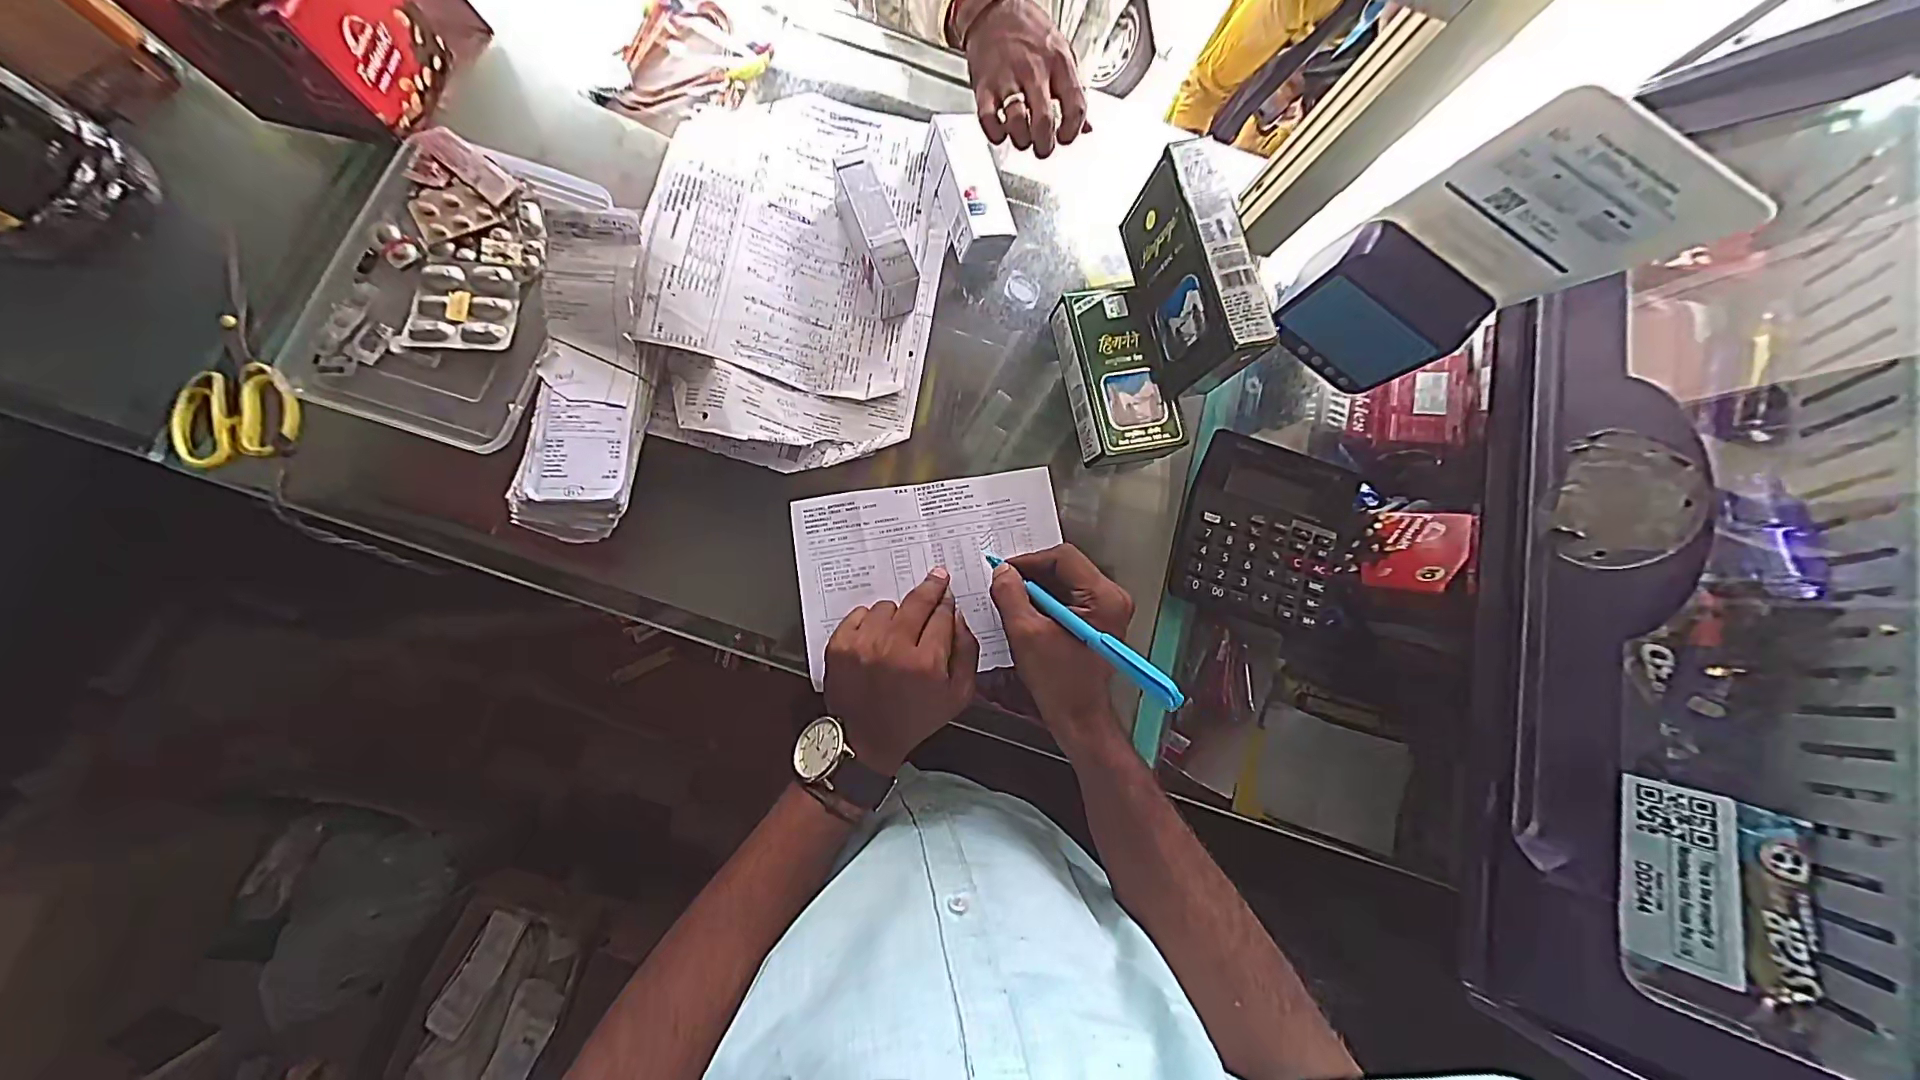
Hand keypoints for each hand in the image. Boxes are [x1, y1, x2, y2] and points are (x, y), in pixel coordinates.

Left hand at [824, 567, 979, 772]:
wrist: (866, 740)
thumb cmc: (914, 719)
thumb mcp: (958, 695)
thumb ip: (967, 651)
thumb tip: (958, 617)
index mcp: (926, 663)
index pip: (943, 614)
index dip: (947, 602)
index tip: (947, 594)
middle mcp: (894, 649)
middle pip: (918, 601)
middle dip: (931, 588)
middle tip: (936, 579)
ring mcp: (864, 645)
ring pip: (889, 606)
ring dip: (897, 614)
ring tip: (898, 634)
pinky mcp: (840, 646)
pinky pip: (861, 613)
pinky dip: (870, 621)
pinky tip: (876, 637)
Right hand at [963, 0, 1089, 157]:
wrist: (994, 10)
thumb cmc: (1029, 34)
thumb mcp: (1061, 55)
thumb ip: (1073, 92)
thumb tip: (1086, 127)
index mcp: (1058, 63)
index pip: (1075, 107)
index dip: (1072, 131)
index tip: (1065, 138)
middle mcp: (1034, 70)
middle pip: (1044, 122)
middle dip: (1044, 146)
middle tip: (1042, 149)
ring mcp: (1007, 79)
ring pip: (1017, 125)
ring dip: (1021, 141)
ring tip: (1023, 139)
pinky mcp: (984, 86)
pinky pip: (988, 120)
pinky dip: (995, 134)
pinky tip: (1001, 131)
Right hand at [988, 544, 1134, 742]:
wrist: (1079, 717)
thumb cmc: (1063, 685)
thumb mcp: (1027, 634)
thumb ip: (1011, 596)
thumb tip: (1004, 573)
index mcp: (1103, 599)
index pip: (1063, 558)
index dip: (1029, 561)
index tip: (1005, 570)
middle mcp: (1110, 600)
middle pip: (1064, 567)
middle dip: (1031, 574)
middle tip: (1005, 583)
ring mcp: (1104, 610)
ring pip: (1062, 582)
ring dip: (1035, 588)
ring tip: (1012, 600)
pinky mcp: (1094, 621)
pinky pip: (1065, 597)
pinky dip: (1042, 601)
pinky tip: (1025, 613)